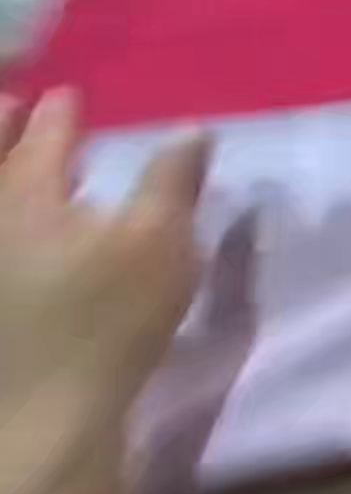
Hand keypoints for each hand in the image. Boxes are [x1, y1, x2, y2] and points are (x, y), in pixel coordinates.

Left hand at [0, 90, 211, 423]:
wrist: (41, 400)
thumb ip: (173, 181)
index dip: (54, 120)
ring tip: (3, 149)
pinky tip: (19, 211)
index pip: (39, 150)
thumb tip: (189, 128)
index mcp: (27, 208)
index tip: (63, 93)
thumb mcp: (163, 240)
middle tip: (4, 103)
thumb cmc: (114, 311)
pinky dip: (2, 205)